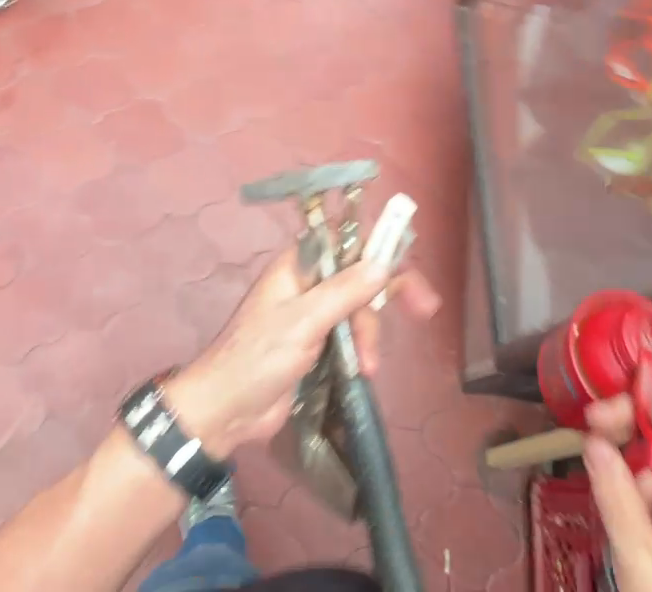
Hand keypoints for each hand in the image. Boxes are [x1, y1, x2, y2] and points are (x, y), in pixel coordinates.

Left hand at [163, 244, 440, 454]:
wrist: (226, 411)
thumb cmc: (257, 358)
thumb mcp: (303, 322)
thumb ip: (344, 292)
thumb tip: (383, 263)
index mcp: (298, 265)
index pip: (347, 241)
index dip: (380, 249)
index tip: (406, 268)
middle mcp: (308, 283)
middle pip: (360, 275)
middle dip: (389, 294)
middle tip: (425, 309)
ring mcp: (313, 314)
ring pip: (360, 308)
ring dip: (370, 334)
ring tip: (368, 367)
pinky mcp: (318, 344)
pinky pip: (351, 335)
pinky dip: (363, 349)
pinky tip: (365, 371)